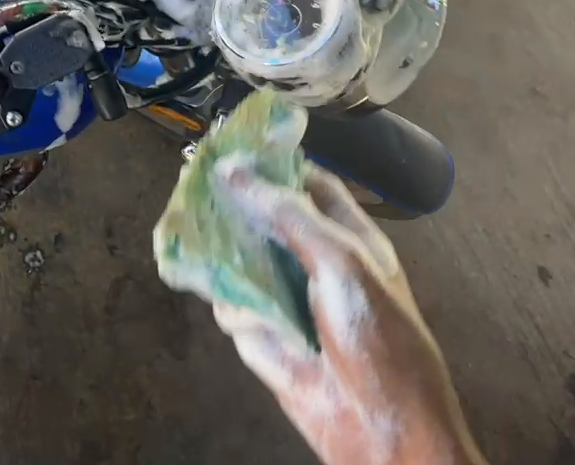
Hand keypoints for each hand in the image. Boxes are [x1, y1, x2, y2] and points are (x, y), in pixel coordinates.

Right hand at [213, 160, 484, 464]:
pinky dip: (229, 302)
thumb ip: (287, 213)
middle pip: (263, 215)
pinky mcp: (263, 329)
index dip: (272, 161)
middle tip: (194, 181)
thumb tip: (232, 169)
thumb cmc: (376, 337)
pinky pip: (231, 300)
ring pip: (239, 254)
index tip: (230, 143)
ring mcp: (286, 295)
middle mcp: (312, 259)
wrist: (380, 432)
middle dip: (232, 201)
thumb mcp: (340, 262)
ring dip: (221, 249)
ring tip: (197, 232)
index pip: (306, 181)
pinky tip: (240, 308)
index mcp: (347, 236)